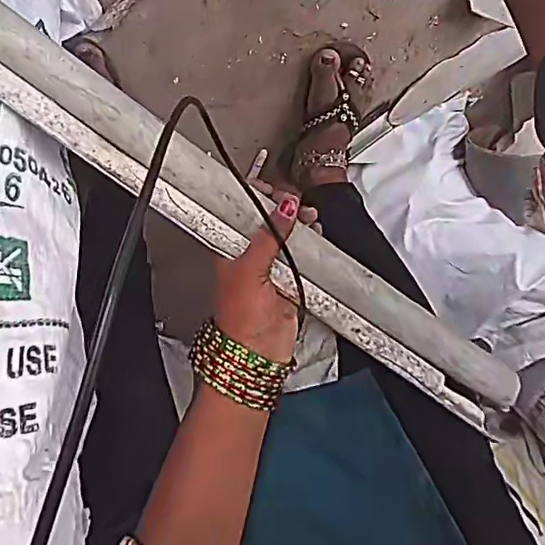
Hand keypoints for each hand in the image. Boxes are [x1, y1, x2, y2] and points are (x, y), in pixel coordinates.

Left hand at [212, 193, 313, 363]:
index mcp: (230, 247)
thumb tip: (283, 208)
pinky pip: (302, 253)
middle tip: (293, 202)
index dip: (256, 197)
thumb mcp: (249, 270)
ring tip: (307, 217)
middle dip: (282, 207)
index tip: (271, 189)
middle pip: (268, 219)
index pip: (241, 211)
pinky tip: (314, 234)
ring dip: (298, 223)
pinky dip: (310, 242)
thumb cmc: (239, 321)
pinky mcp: (290, 278)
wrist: (257, 355)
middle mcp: (250, 253)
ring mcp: (271, 265)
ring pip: (287, 234)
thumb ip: (268, 236)